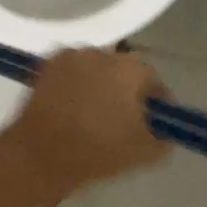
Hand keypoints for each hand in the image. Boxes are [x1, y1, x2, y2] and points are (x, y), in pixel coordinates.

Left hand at [0, 48, 169, 205]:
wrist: (41, 153)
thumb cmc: (99, 151)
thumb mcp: (148, 151)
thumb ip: (165, 133)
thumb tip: (163, 126)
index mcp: (130, 69)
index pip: (152, 80)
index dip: (154, 101)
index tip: (153, 120)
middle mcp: (100, 53)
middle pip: (121, 69)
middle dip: (125, 88)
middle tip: (123, 116)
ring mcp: (68, 56)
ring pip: (94, 67)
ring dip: (98, 82)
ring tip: (94, 111)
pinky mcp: (44, 65)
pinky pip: (69, 71)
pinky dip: (73, 82)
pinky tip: (71, 104)